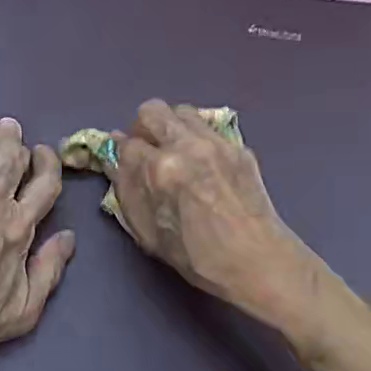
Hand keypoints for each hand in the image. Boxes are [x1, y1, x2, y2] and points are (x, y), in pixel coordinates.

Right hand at [104, 100, 328, 329]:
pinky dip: (196, 138)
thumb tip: (115, 160)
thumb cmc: (194, 255)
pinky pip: (207, 127)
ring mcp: (215, 142)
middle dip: (143, 130)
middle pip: (152, 111)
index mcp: (159, 169)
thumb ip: (127, 190)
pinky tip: (201, 164)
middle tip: (148, 154)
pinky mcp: (237, 146)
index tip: (124, 166)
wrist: (255, 259)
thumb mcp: (146, 231)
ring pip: (181, 112)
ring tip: (175, 154)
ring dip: (171, 128)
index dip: (121, 156)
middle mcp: (186, 145)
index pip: (125, 143)